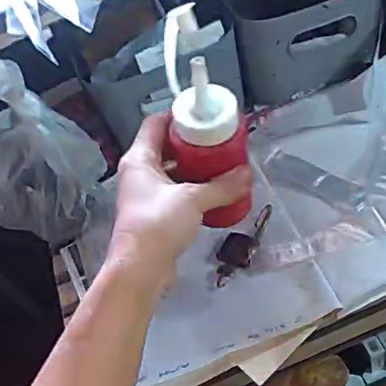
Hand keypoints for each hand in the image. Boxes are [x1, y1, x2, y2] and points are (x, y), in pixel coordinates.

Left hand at [106, 112, 251, 286]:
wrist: (140, 269)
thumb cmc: (158, 225)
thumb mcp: (193, 200)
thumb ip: (222, 186)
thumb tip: (247, 174)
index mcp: (139, 159)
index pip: (156, 124)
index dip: (179, 116)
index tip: (204, 117)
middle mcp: (138, 173)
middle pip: (165, 148)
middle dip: (192, 146)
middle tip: (219, 144)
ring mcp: (145, 196)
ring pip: (171, 173)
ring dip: (194, 170)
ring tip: (221, 167)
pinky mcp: (154, 216)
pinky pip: (175, 195)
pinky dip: (192, 191)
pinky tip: (213, 194)